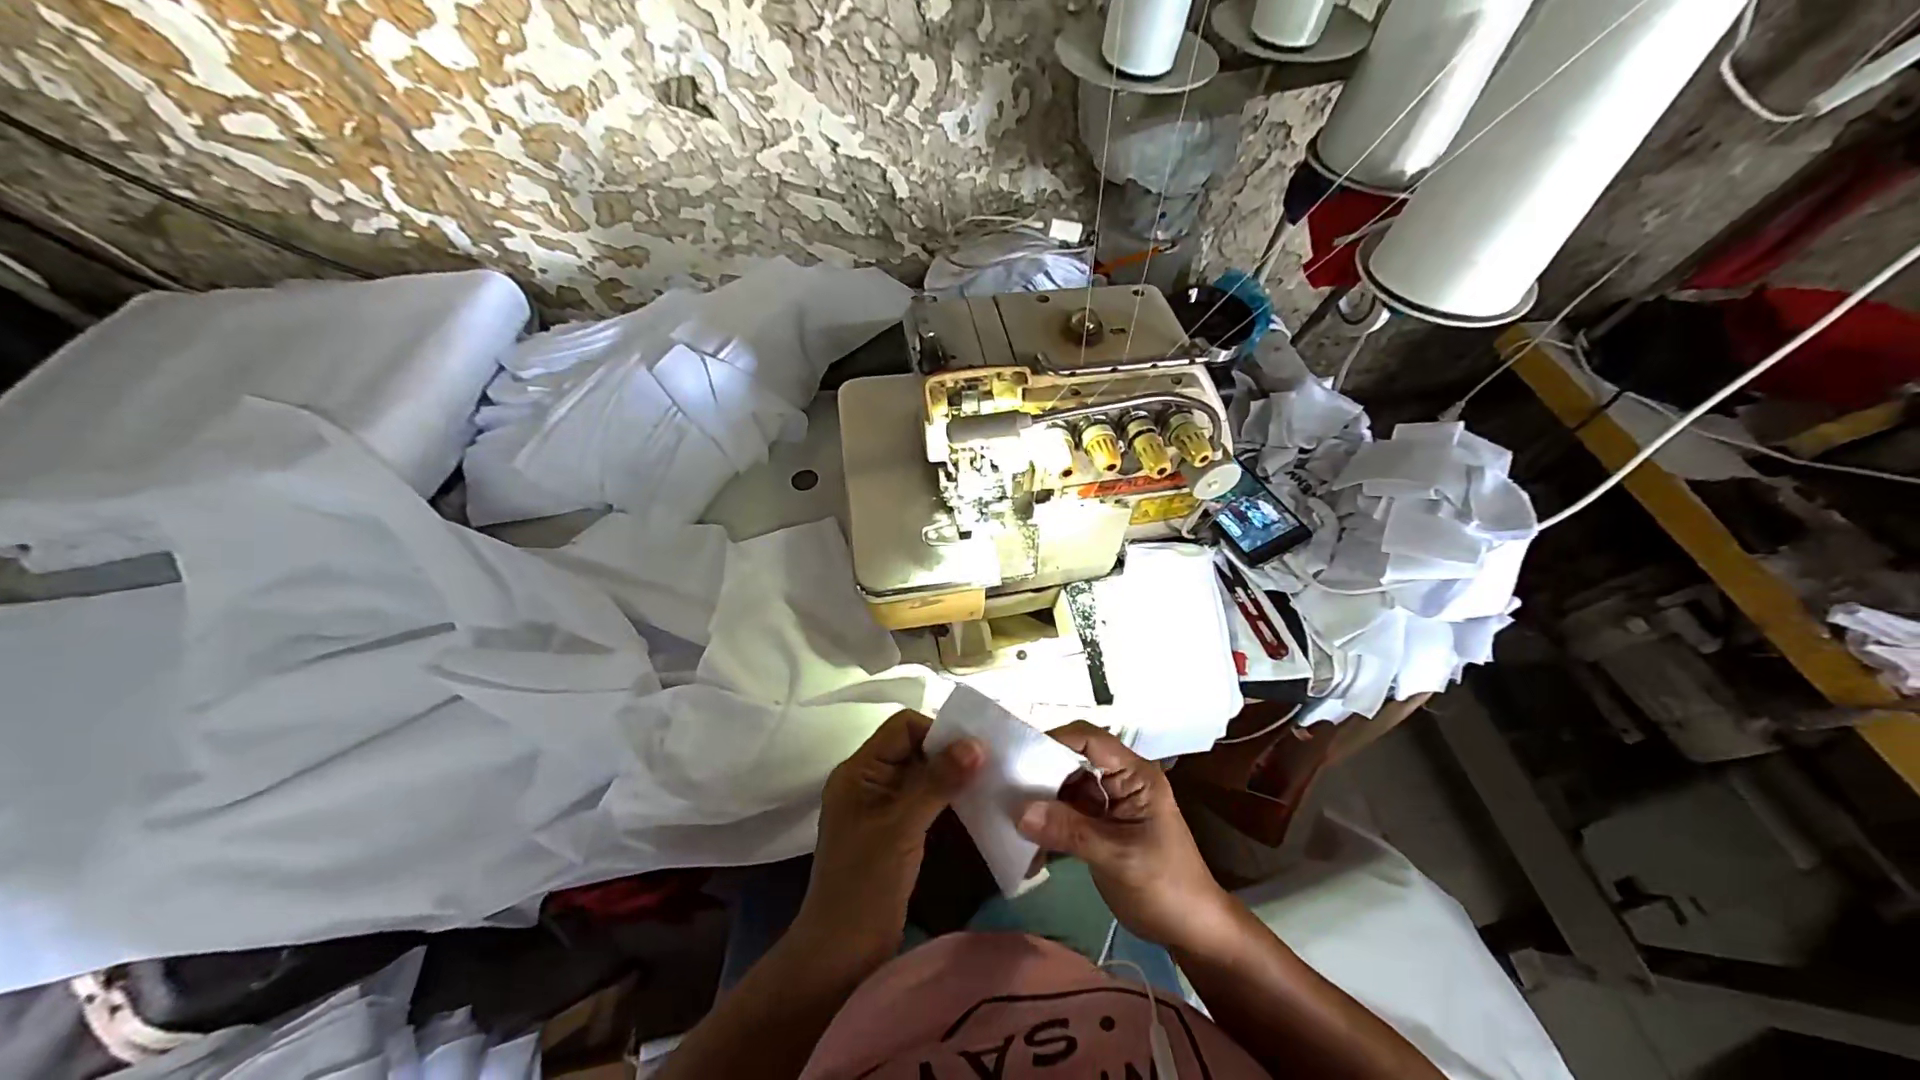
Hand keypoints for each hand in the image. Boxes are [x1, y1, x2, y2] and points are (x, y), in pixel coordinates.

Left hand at [794, 710, 983, 959]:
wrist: (842, 954)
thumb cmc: (865, 883)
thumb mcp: (902, 827)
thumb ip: (938, 782)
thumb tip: (977, 743)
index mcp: (858, 772)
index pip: (902, 728)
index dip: (938, 732)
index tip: (976, 751)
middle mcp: (869, 783)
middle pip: (914, 749)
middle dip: (951, 754)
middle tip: (993, 765)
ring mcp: (882, 810)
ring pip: (923, 777)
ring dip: (954, 779)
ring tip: (991, 785)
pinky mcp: (895, 834)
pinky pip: (925, 803)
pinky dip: (949, 802)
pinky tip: (977, 810)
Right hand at [1015, 722, 1235, 951]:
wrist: (1191, 930)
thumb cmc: (1165, 884)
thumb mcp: (1117, 856)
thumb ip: (1069, 830)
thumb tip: (1019, 811)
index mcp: (1135, 775)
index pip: (1090, 739)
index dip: (1055, 739)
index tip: (1018, 755)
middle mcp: (1120, 782)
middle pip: (1072, 762)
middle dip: (1040, 774)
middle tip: (1003, 788)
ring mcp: (1108, 805)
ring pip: (1065, 789)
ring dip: (1040, 803)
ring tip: (1006, 816)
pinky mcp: (1098, 828)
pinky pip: (1066, 816)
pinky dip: (1047, 827)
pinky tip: (1024, 845)